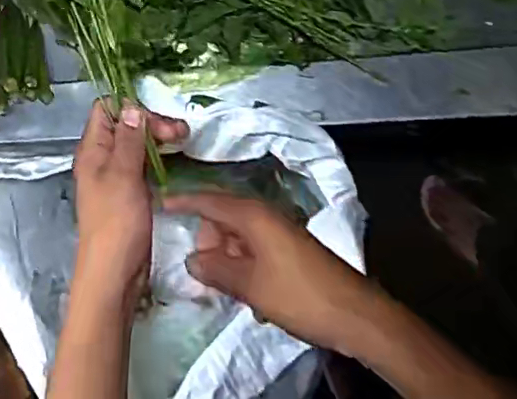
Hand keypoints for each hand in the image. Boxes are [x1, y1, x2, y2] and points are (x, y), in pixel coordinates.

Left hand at [71, 101, 187, 310]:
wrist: (114, 274)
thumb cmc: (115, 222)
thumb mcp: (123, 175)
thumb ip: (128, 140)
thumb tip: (132, 107)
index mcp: (92, 148)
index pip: (106, 110)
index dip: (131, 107)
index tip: (158, 120)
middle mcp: (101, 157)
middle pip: (125, 125)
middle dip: (151, 123)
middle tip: (181, 133)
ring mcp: (116, 176)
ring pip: (136, 145)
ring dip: (158, 140)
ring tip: (185, 141)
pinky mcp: (130, 193)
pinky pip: (143, 165)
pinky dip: (159, 159)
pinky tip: (176, 162)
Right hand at [164, 192, 384, 356]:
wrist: (359, 317)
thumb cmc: (300, 295)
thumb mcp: (250, 286)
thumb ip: (215, 269)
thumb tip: (191, 260)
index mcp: (250, 214)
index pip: (205, 200)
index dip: (180, 201)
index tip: (157, 202)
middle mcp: (262, 214)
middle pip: (220, 218)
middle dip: (208, 243)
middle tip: (204, 273)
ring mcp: (278, 230)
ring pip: (237, 236)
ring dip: (227, 259)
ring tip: (230, 290)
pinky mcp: (289, 248)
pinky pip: (254, 248)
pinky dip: (245, 266)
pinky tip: (252, 295)